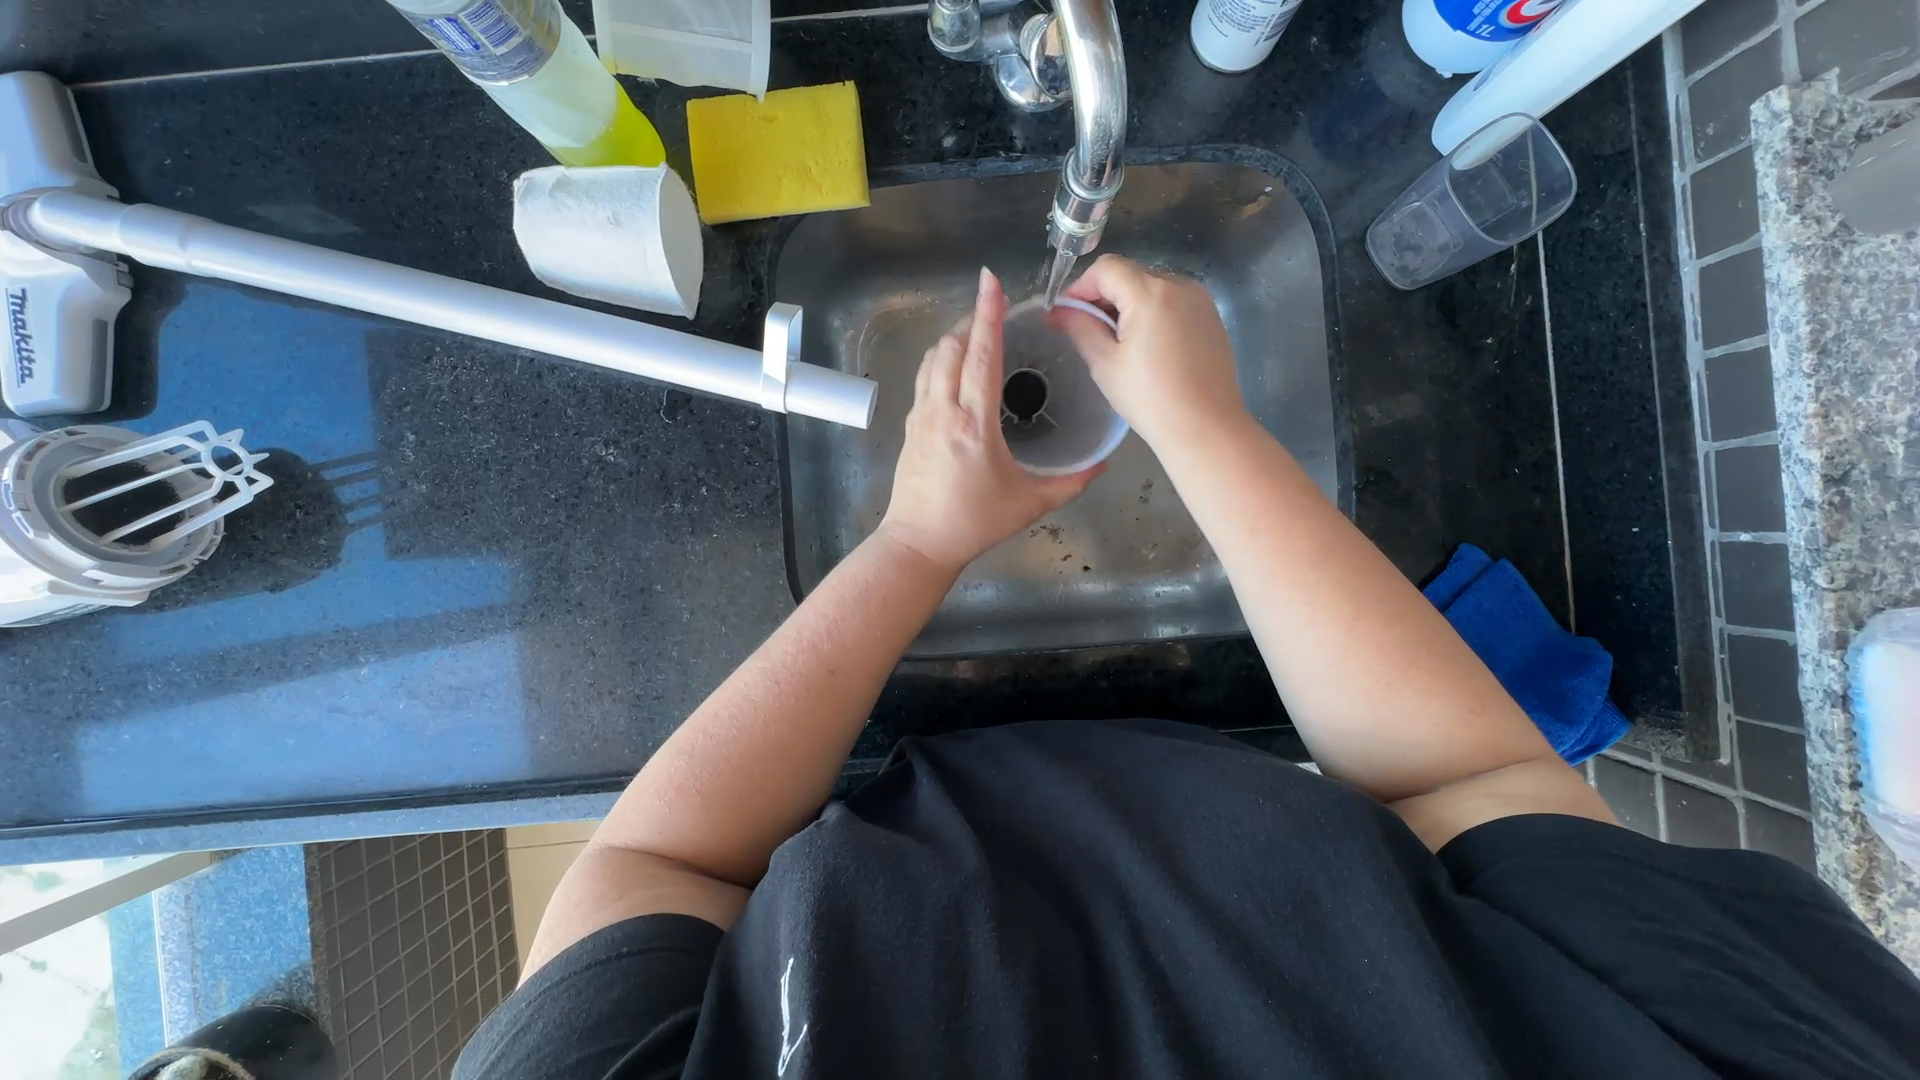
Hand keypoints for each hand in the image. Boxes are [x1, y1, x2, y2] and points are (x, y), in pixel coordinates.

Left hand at [878, 267, 1103, 574]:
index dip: (988, 314)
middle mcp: (943, 411)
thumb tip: (1102, 465)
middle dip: (972, 321)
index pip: (981, 356)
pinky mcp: (910, 427)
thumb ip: (1070, 483)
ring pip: (932, 360)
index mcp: (974, 423)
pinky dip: (940, 362)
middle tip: (995, 310)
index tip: (991, 281)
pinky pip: (923, 380)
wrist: (918, 543)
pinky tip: (954, 369)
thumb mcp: (1030, 504)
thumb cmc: (974, 524)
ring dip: (953, 340)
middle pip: (951, 348)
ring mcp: (921, 417)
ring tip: (977, 333)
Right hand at [1052, 255, 1250, 447]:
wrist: (1206, 427)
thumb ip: (1080, 328)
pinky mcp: (1211, 315)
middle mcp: (1179, 285)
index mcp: (1151, 293)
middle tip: (1090, 331)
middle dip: (1104, 296)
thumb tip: (1057, 311)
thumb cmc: (1150, 398)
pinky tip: (1148, 347)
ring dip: (1128, 304)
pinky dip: (1152, 312)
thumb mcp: (1105, 364)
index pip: (1106, 268)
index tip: (1067, 314)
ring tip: (1120, 342)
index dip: (1081, 286)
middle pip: (1130, 274)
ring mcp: (1200, 299)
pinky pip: (1172, 301)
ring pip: (1152, 286)